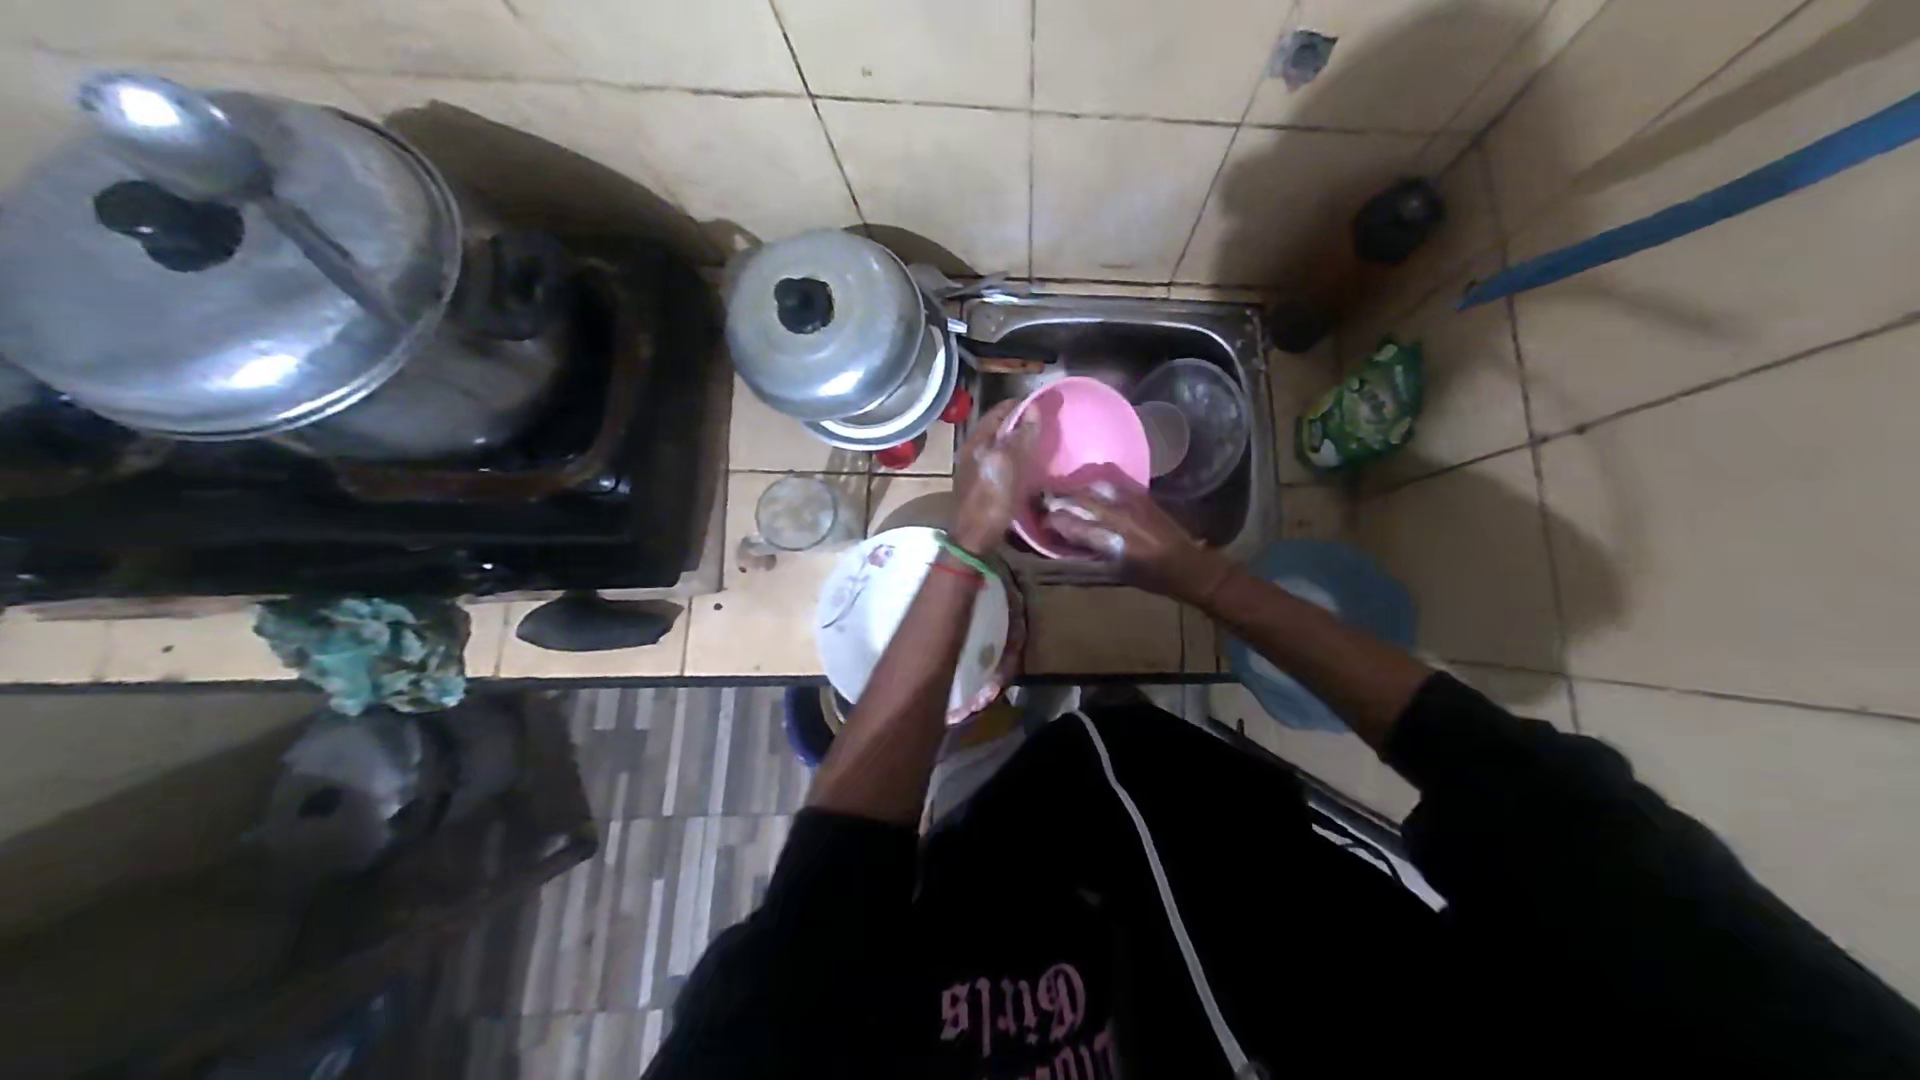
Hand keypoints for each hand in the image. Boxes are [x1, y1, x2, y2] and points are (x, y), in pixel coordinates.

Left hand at [950, 400, 1038, 555]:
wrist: (973, 538)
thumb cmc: (991, 498)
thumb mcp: (1010, 463)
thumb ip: (1022, 435)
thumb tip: (1033, 408)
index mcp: (976, 440)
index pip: (998, 411)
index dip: (1020, 404)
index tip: (1042, 403)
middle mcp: (972, 450)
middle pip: (998, 427)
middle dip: (1020, 422)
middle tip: (1045, 422)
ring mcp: (974, 468)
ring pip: (999, 445)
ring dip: (1018, 440)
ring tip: (1040, 441)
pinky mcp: (980, 485)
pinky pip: (1000, 462)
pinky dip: (1014, 458)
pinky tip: (1027, 465)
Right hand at [1042, 471, 1230, 602]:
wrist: (1191, 567)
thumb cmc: (1152, 578)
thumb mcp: (1116, 572)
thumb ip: (1091, 551)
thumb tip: (1067, 536)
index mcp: (1112, 540)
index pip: (1071, 524)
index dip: (1051, 521)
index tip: (1039, 521)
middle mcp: (1119, 517)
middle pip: (1079, 500)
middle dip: (1055, 499)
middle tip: (1038, 498)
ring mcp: (1131, 502)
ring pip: (1093, 487)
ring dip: (1073, 488)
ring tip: (1059, 490)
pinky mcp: (1142, 495)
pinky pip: (1112, 482)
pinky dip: (1094, 483)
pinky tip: (1086, 484)